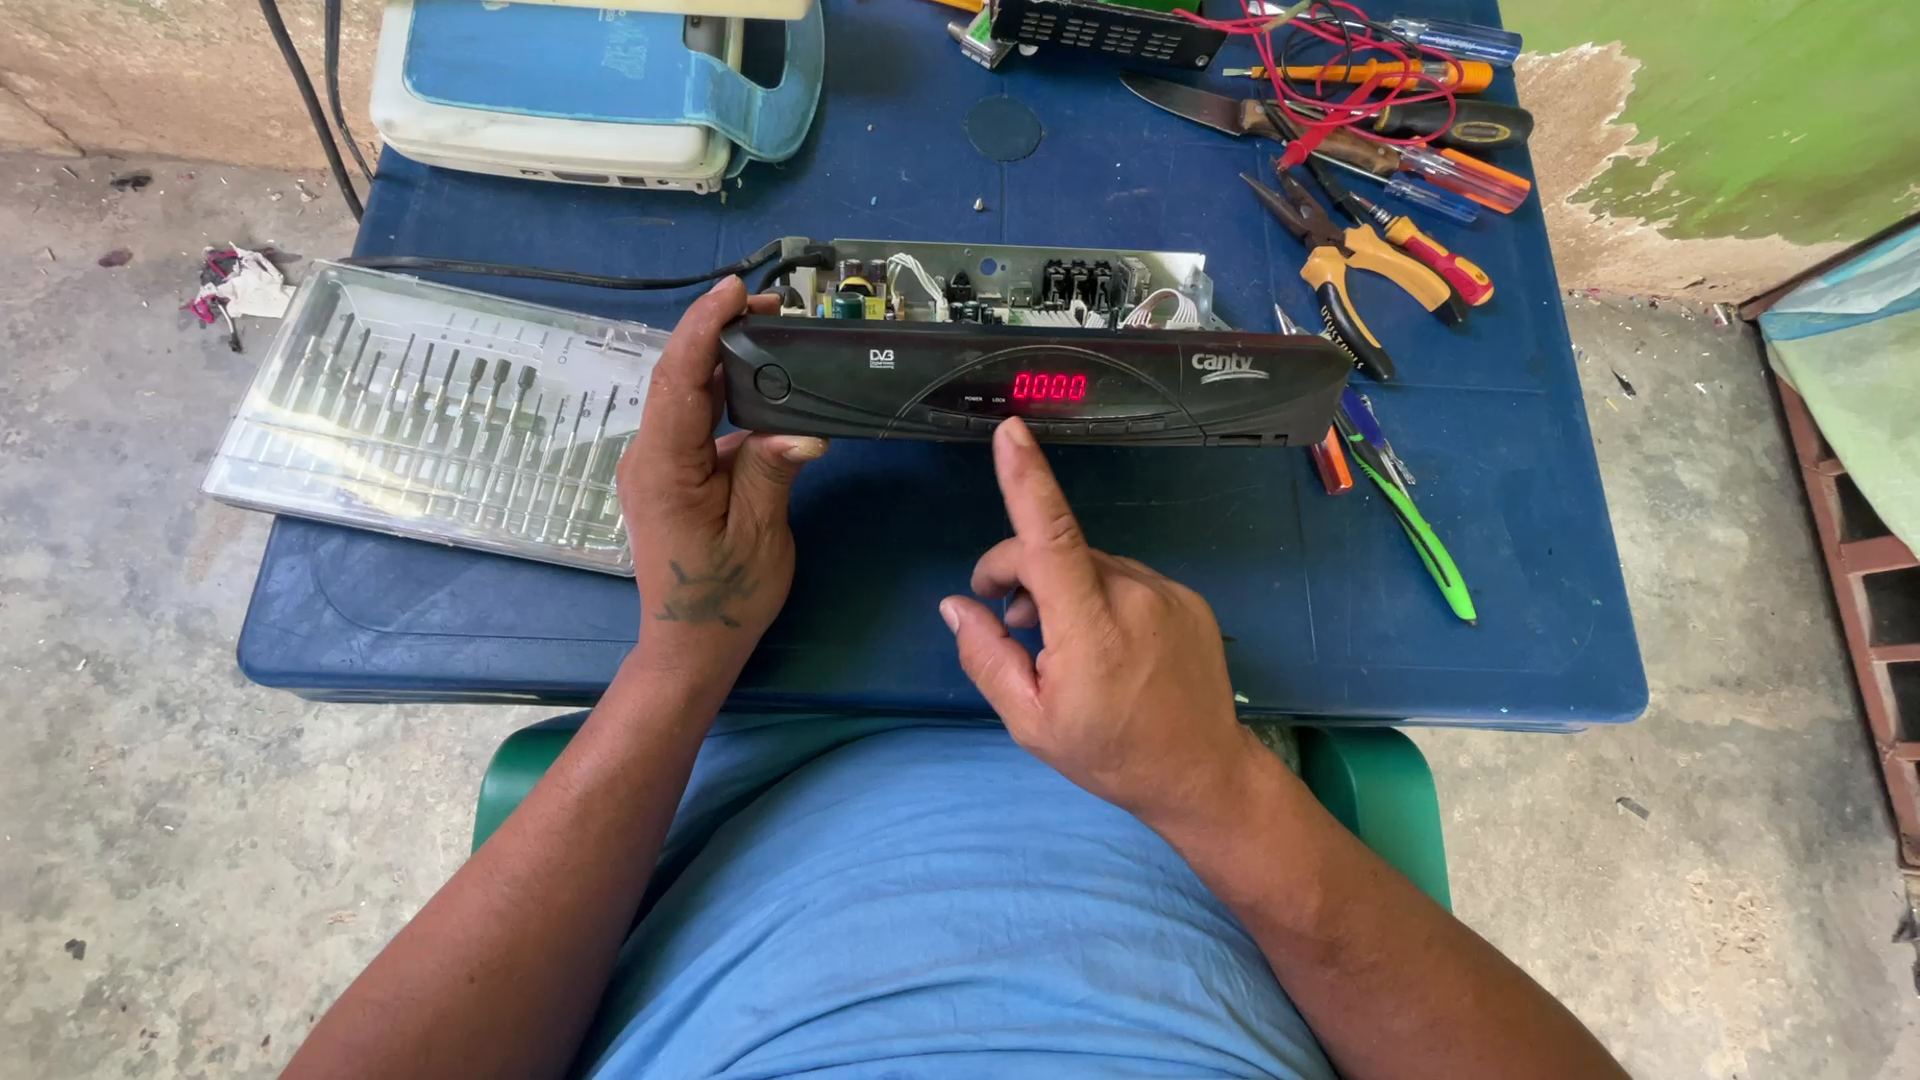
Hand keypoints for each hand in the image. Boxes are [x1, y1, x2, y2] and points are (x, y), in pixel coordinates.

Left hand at [619, 277, 827, 683]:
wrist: (690, 645)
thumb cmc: (724, 598)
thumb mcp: (758, 535)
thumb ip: (773, 473)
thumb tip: (804, 431)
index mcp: (664, 466)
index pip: (680, 378)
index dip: (705, 328)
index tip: (738, 291)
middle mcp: (650, 456)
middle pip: (679, 378)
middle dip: (720, 335)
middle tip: (776, 310)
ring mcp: (658, 465)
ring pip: (687, 398)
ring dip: (725, 364)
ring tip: (774, 337)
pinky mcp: (673, 476)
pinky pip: (696, 423)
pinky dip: (726, 397)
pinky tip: (763, 389)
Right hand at [939, 416, 1261, 826]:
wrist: (1204, 774)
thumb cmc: (1109, 754)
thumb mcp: (1030, 721)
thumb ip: (985, 657)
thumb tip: (956, 604)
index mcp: (1092, 630)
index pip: (1053, 538)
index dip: (1029, 480)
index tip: (1011, 433)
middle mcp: (1134, 596)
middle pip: (1056, 551)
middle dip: (1016, 572)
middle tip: (1006, 621)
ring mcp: (1166, 592)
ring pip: (1089, 562)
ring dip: (1059, 584)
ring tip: (1055, 639)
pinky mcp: (1184, 596)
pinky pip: (1122, 576)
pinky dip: (1096, 592)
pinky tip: (1101, 638)